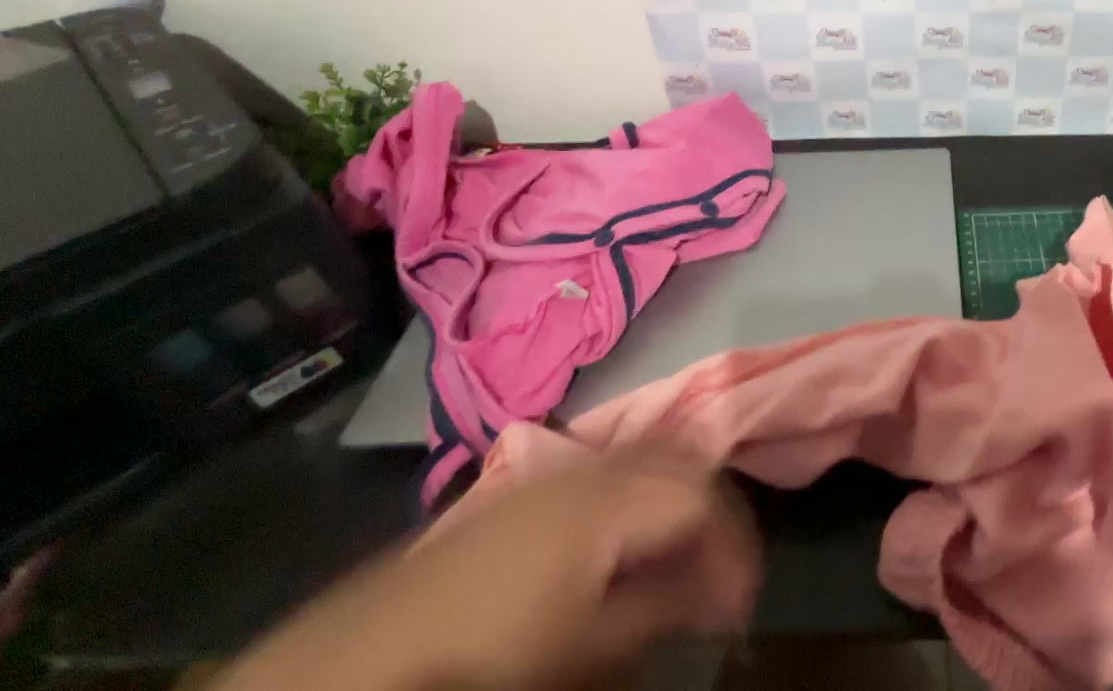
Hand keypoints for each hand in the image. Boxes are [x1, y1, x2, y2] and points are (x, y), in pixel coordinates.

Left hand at [213, 450, 758, 690]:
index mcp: (611, 499)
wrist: (359, 662)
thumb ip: (666, 604)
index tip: (741, 597)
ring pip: (647, 461)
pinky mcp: (525, 487)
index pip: (705, 497)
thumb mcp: (589, 644)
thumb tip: (726, 590)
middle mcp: (589, 467)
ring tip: (684, 561)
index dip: (735, 542)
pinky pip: (608, 471)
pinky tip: (627, 545)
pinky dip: (637, 499)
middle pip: (683, 465)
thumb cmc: (489, 657)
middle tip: (723, 572)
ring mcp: (553, 471)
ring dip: (677, 503)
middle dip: (715, 514)